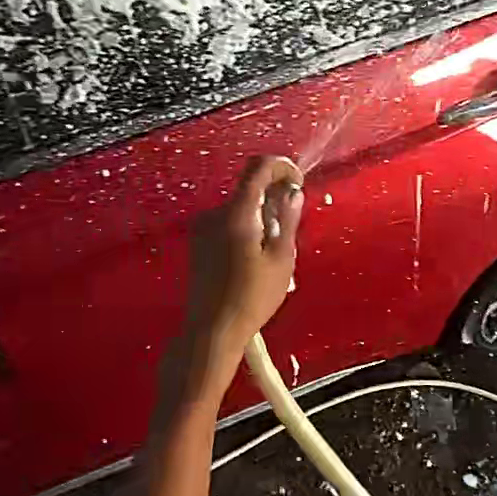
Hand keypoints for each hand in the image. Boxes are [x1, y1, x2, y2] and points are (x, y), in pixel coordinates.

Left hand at [184, 155, 303, 356]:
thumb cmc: (253, 297)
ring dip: (262, 217)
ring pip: (241, 208)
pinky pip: (229, 222)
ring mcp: (203, 227)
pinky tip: (254, 260)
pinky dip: (247, 229)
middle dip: (274, 199)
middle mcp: (215, 213)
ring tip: (273, 254)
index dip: (281, 166)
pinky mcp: (199, 241)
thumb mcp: (281, 259)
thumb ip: (288, 220)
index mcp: (238, 214)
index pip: (258, 168)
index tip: (297, 183)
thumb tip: (294, 192)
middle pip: (250, 189)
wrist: (212, 329)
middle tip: (290, 230)